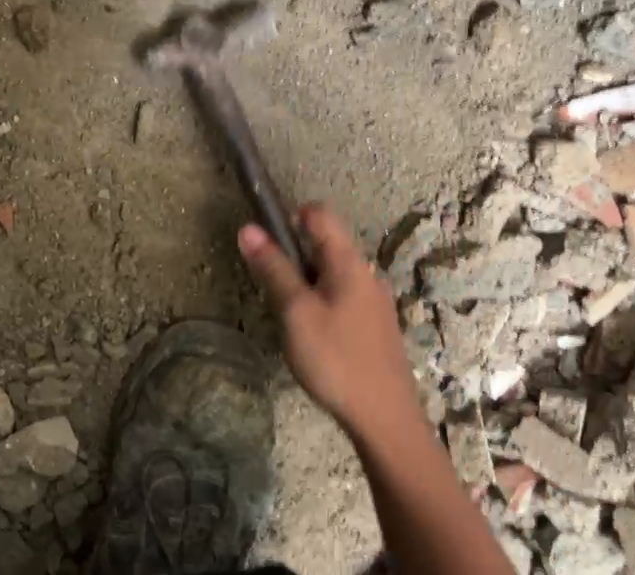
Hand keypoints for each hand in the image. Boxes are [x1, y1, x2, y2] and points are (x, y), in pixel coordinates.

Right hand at [238, 204, 422, 437]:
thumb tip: (248, 228)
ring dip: (305, 284)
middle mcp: (366, 275)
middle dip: (293, 257)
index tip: (267, 244)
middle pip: (324, 245)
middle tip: (273, 290)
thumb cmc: (336, 359)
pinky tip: (312, 338)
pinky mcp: (376, 327)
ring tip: (289, 318)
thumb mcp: (295, 311)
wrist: (386, 420)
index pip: (320, 214)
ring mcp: (375, 302)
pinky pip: (341, 298)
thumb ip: (273, 268)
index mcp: (349, 263)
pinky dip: (320, 303)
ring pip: (331, 274)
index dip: (289, 216)